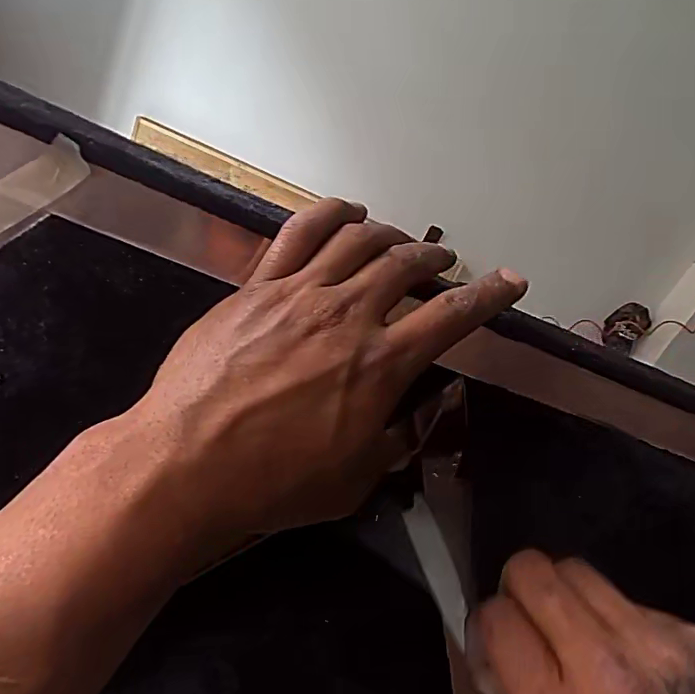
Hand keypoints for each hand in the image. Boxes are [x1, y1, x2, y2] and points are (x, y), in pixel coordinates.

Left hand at [119, 197, 527, 538]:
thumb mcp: (356, 479)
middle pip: (406, 266)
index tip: (511, 280)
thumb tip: (424, 410)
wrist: (184, 465)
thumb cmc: (274, 482)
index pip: (453, 316)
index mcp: (381, 363)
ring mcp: (299, 293)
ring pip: (358, 239)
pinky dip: (331, 213)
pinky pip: (299, 232)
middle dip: (435, 260)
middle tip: (442, 265)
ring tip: (400, 241)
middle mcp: (348, 315)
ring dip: (390, 234)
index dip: (490, 295)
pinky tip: (347, 211)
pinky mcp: (257, 286)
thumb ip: (399, 438)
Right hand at [469, 551, 694, 693]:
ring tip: (581, 652)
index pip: (495, 618)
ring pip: (580, 571)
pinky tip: (641, 677)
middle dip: (517, 594)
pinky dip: (622, 628)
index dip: (484, 634)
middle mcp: (614, 673)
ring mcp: (667, 648)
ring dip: (566, 603)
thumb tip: (503, 669)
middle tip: (528, 635)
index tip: (494, 656)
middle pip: (533, 569)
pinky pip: (636, 604)